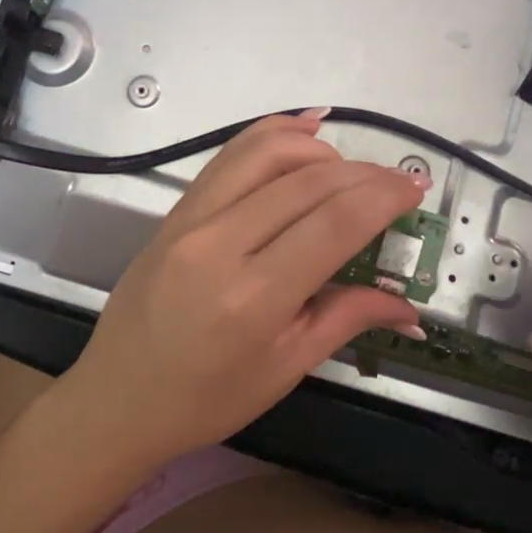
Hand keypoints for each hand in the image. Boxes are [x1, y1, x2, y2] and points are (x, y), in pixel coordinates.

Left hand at [52, 110, 428, 467]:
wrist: (117, 399)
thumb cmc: (204, 401)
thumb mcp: (284, 370)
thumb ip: (346, 320)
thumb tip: (409, 306)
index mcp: (253, 297)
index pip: (334, 222)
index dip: (383, 196)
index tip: (414, 189)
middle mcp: (220, 244)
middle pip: (307, 181)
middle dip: (363, 173)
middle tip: (397, 181)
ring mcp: (191, 219)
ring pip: (265, 152)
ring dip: (318, 148)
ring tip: (351, 166)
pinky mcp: (175, 209)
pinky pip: (228, 156)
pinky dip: (270, 135)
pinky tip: (303, 131)